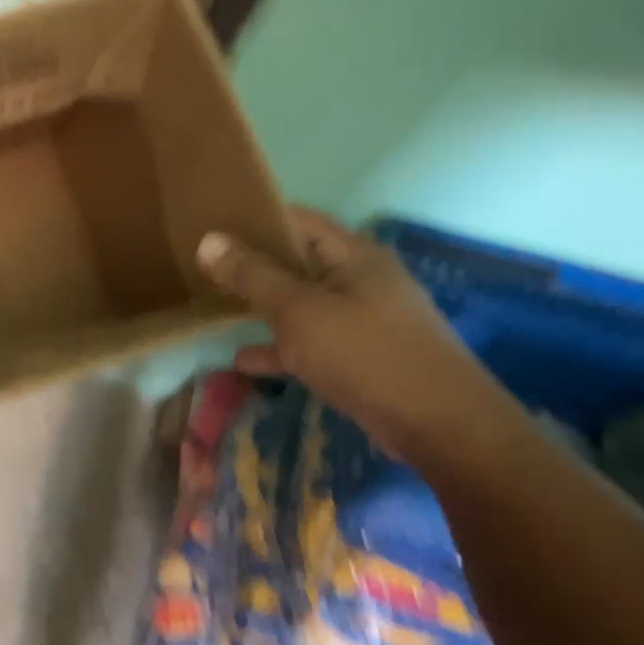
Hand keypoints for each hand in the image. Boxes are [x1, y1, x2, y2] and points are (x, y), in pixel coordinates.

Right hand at [195, 207, 521, 460]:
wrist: (442, 427)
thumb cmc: (366, 355)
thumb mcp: (297, 310)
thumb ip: (252, 275)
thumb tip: (208, 239)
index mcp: (353, 254)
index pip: (295, 219)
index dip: (252, 217)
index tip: (207, 224)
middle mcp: (361, 278)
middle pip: (297, 260)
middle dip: (250, 264)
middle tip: (201, 267)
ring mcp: (365, 318)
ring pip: (301, 301)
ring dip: (262, 306)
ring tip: (213, 307)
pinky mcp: (363, 355)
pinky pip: (311, 340)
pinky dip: (279, 346)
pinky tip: (244, 360)